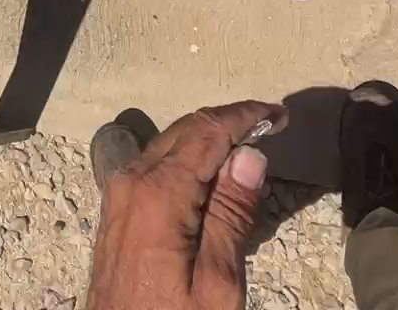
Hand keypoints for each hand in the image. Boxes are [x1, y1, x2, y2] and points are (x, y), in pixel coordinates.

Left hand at [87, 100, 285, 309]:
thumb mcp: (216, 284)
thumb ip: (232, 214)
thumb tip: (249, 154)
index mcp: (158, 193)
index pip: (207, 133)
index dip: (245, 116)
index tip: (279, 114)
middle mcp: (133, 179)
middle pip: (186, 131)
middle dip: (228, 122)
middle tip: (271, 126)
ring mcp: (120, 192)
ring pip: (170, 144)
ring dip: (208, 138)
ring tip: (249, 145)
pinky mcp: (118, 207)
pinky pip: (156, 164)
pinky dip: (188, 157)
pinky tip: (213, 172)